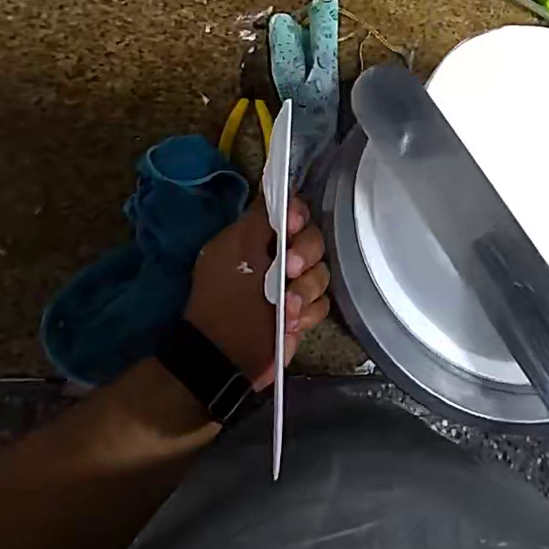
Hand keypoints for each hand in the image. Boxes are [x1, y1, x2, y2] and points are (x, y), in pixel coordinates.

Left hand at [185, 197, 330, 388]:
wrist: (226, 357)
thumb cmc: (227, 301)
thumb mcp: (237, 252)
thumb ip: (260, 219)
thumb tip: (276, 190)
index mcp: (257, 239)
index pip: (291, 213)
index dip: (299, 216)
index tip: (293, 227)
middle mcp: (277, 258)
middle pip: (313, 241)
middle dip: (304, 256)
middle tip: (288, 271)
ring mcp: (291, 286)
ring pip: (321, 274)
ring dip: (305, 291)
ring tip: (287, 310)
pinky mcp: (302, 312)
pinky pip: (322, 303)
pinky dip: (307, 313)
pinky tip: (290, 323)